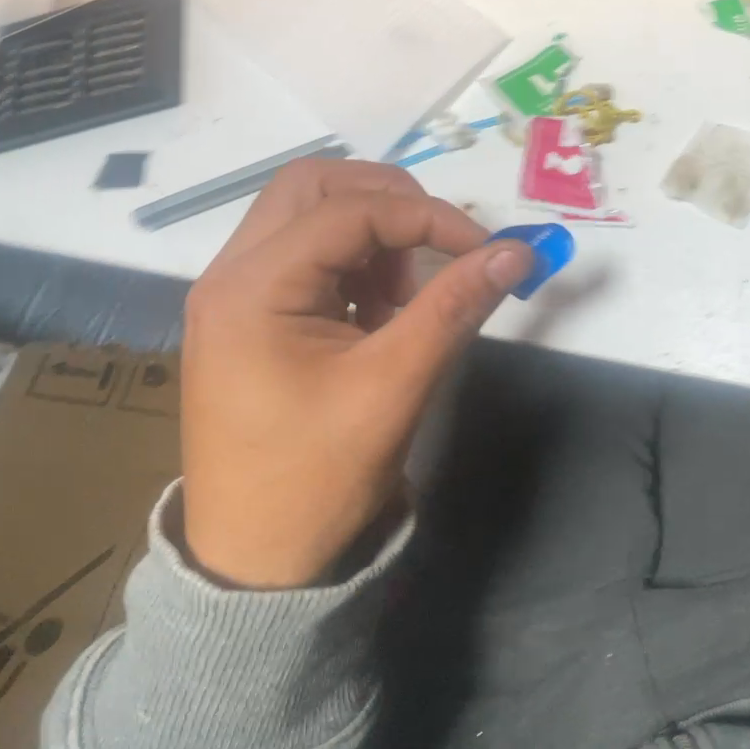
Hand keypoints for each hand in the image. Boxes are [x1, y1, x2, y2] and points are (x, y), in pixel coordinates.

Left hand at [179, 160, 532, 588]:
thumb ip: (455, 306)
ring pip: (308, 215)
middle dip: (389, 201)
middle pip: (313, 187)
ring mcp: (237, 295)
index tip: (486, 250)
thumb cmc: (318, 476)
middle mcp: (232, 275)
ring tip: (407, 294)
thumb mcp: (396, 385)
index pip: (350, 210)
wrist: (258, 561)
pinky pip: (308, 255)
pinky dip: (357, 262)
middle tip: (440, 244)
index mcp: (252, 288)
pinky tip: (383, 312)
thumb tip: (517, 251)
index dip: (429, 217)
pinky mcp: (254, 317)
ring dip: (372, 232)